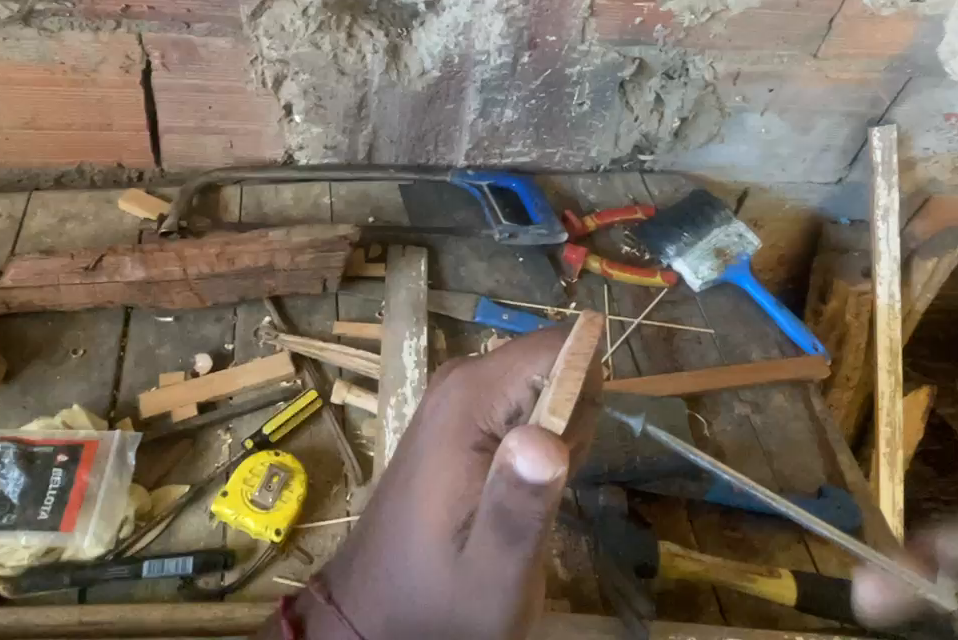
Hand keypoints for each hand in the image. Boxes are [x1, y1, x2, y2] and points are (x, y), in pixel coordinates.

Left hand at [279, 327, 601, 639]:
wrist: (374, 612)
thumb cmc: (436, 602)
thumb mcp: (492, 576)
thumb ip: (519, 507)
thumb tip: (548, 439)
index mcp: (470, 397)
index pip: (556, 345)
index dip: (582, 396)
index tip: (570, 457)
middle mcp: (461, 378)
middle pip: (553, 363)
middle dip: (569, 421)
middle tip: (545, 492)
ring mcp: (458, 392)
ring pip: (544, 383)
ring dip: (556, 437)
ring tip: (526, 499)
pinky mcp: (459, 410)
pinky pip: (523, 402)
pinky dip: (535, 442)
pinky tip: (511, 490)